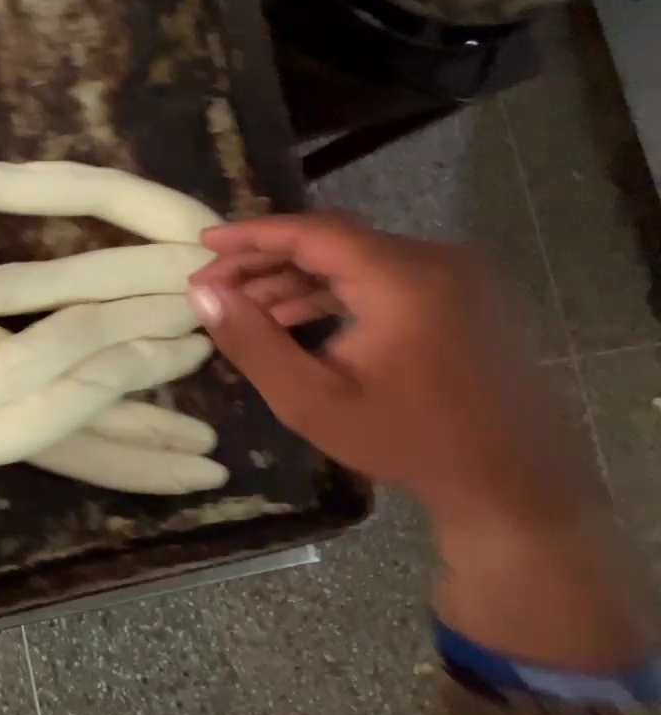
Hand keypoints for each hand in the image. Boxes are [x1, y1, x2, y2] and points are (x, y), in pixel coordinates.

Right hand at [188, 213, 588, 528]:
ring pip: (355, 258)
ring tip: (240, 305)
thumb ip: (251, 341)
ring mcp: (455, 279)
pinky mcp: (461, 299)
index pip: (315, 232)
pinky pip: (381, 277)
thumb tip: (202, 293)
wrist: (513, 482)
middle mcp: (436, 263)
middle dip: (265, 258)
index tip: (203, 243)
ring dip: (293, 277)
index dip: (252, 234)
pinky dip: (329, 290)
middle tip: (211, 284)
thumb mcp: (309, 398)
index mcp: (404, 280)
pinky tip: (289, 317)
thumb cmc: (406, 440)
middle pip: (334, 240)